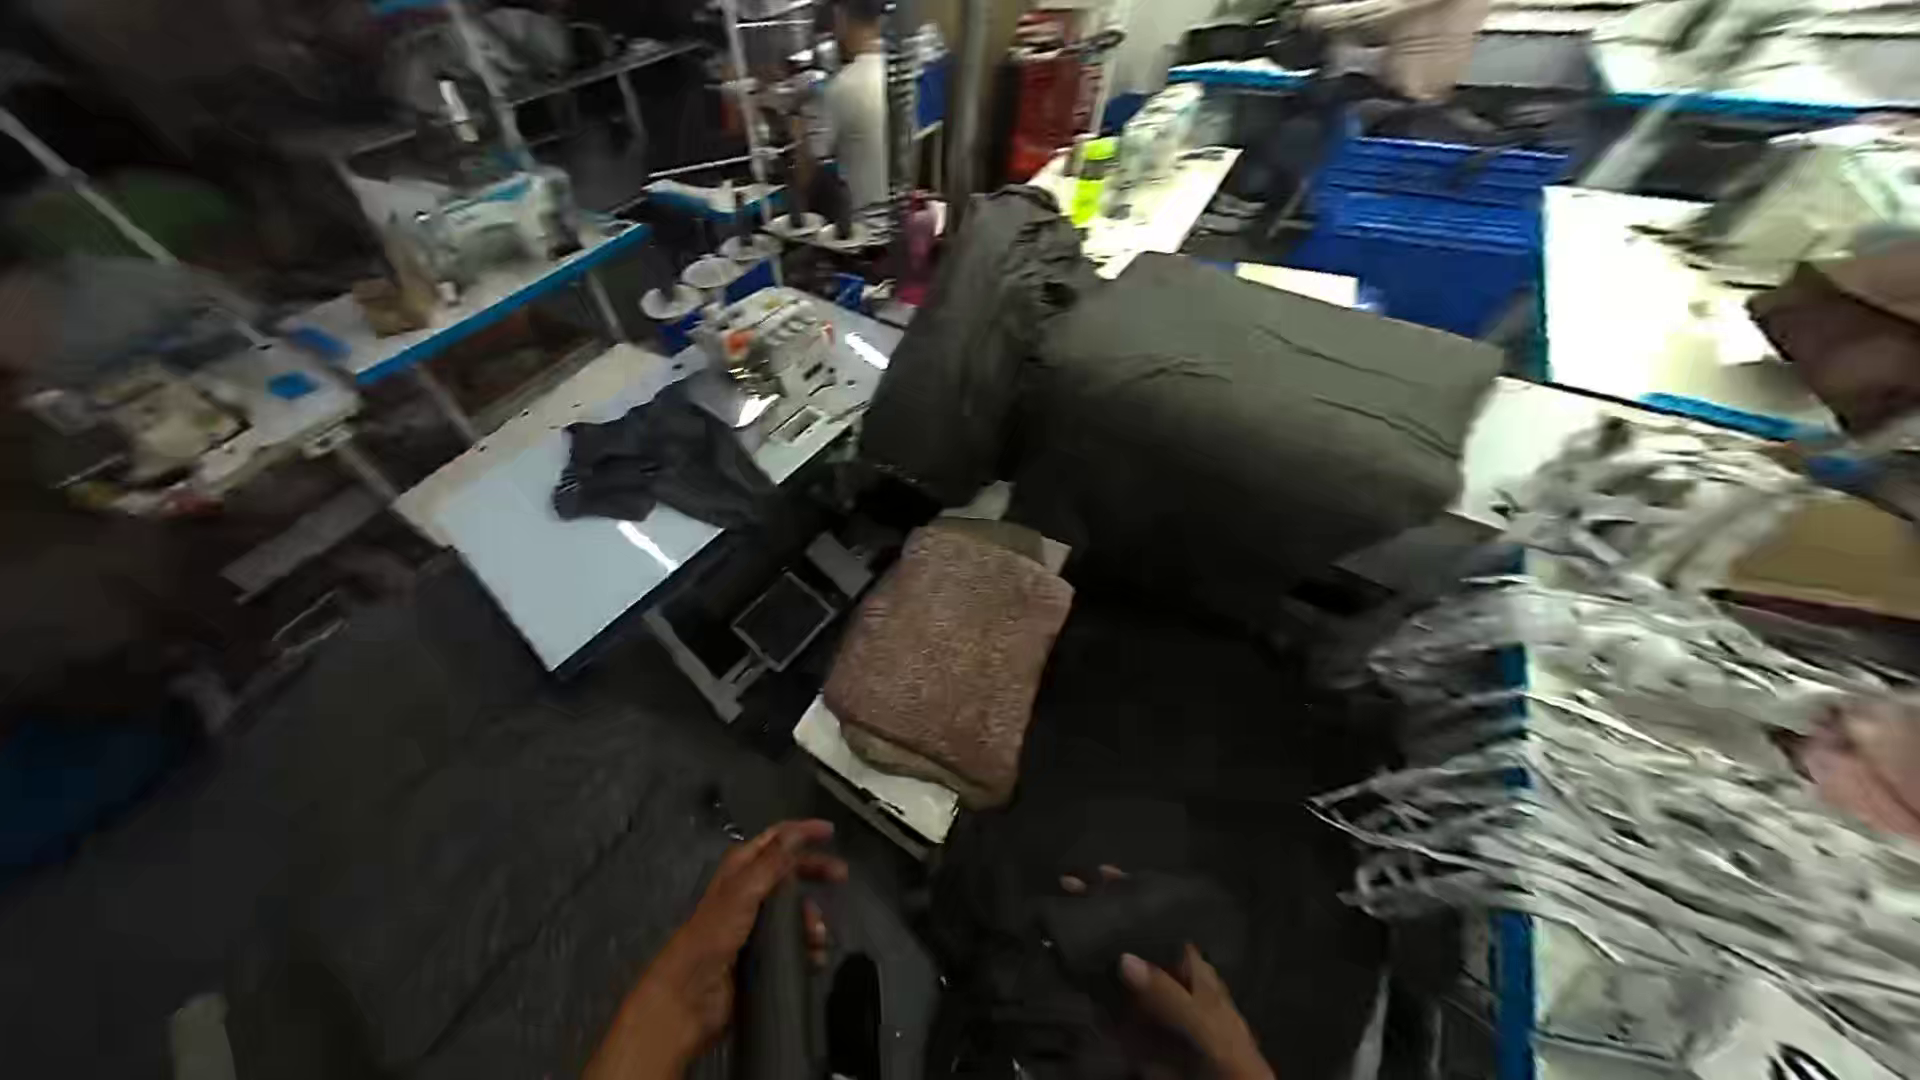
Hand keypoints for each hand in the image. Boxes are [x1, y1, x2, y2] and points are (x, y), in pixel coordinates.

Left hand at [586, 820, 846, 1079]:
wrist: (689, 999)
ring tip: (817, 933)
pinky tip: (813, 954)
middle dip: (816, 871)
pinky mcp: (763, 952)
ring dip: (811, 918)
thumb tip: (798, 831)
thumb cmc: (712, 936)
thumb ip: (773, 860)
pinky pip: (794, 940)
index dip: (803, 831)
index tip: (830, 831)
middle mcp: (751, 889)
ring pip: (796, 908)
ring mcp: (758, 922)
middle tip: (841, 876)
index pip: (777, 838)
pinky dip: (807, 945)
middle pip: (792, 870)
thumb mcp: (744, 890)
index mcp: (742, 867)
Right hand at [1058, 866, 1273, 1079]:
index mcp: (1186, 966)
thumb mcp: (1207, 1025)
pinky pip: (1102, 1012)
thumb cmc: (1232, 1062)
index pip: (1154, 920)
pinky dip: (1084, 999)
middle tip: (1064, 895)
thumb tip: (1124, 959)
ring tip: (1053, 933)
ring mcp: (1144, 1008)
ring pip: (1109, 972)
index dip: (1130, 895)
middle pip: (1125, 940)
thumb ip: (1166, 992)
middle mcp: (1161, 978)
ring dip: (1084, 955)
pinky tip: (1060, 984)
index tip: (1099, 872)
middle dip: (1097, 918)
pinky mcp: (1131, 1040)